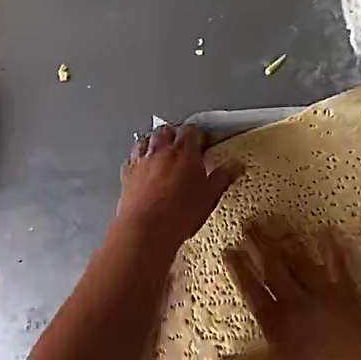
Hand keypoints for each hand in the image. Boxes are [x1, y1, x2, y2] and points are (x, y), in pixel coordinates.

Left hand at [113, 125, 237, 255]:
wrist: (146, 229)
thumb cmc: (178, 214)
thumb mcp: (209, 197)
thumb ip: (221, 178)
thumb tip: (233, 167)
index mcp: (184, 153)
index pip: (191, 131)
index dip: (198, 135)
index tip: (203, 142)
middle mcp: (161, 152)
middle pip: (166, 131)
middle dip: (174, 134)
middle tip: (182, 144)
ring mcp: (142, 162)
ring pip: (145, 140)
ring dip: (154, 142)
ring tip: (161, 150)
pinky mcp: (127, 175)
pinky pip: (131, 158)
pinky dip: (137, 158)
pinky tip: (142, 165)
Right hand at [221, 221, 360, 359]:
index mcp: (276, 321)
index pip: (252, 289)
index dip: (239, 269)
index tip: (229, 249)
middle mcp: (297, 302)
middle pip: (274, 267)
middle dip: (260, 243)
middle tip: (248, 222)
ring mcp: (323, 296)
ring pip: (300, 261)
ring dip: (286, 239)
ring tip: (274, 219)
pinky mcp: (347, 296)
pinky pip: (337, 267)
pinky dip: (331, 248)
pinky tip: (324, 231)